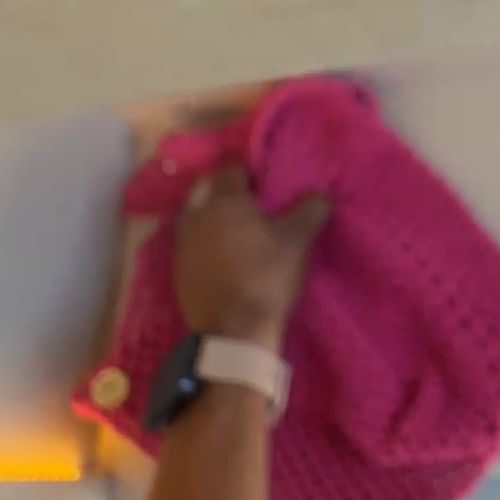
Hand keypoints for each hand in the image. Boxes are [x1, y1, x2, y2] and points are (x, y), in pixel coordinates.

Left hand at [174, 165, 330, 351]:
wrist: (234, 330)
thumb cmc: (267, 274)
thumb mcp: (299, 239)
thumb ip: (311, 209)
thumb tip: (320, 193)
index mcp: (225, 201)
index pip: (231, 169)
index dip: (249, 171)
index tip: (267, 182)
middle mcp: (197, 215)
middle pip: (206, 189)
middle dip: (226, 189)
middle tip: (252, 202)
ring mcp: (183, 244)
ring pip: (195, 216)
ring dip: (213, 215)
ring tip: (239, 229)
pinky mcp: (178, 270)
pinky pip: (192, 242)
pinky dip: (207, 241)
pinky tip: (226, 255)